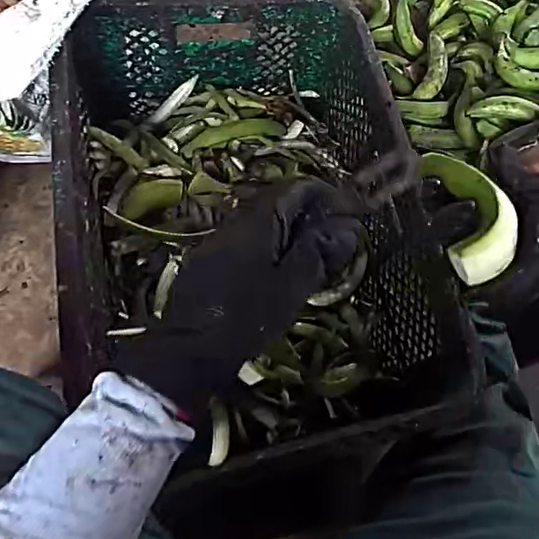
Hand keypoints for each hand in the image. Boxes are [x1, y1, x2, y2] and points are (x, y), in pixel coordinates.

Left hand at [110, 179, 362, 416]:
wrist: (189, 351)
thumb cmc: (246, 318)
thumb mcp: (291, 286)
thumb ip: (318, 252)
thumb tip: (349, 227)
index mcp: (258, 223)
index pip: (296, 188)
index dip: (326, 193)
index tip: (349, 210)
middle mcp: (235, 222)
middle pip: (278, 202)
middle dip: (311, 211)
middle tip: (337, 232)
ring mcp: (217, 240)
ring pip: (262, 222)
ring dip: (291, 229)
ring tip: (315, 251)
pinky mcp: (209, 260)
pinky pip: (247, 239)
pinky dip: (272, 244)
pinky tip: (282, 267)